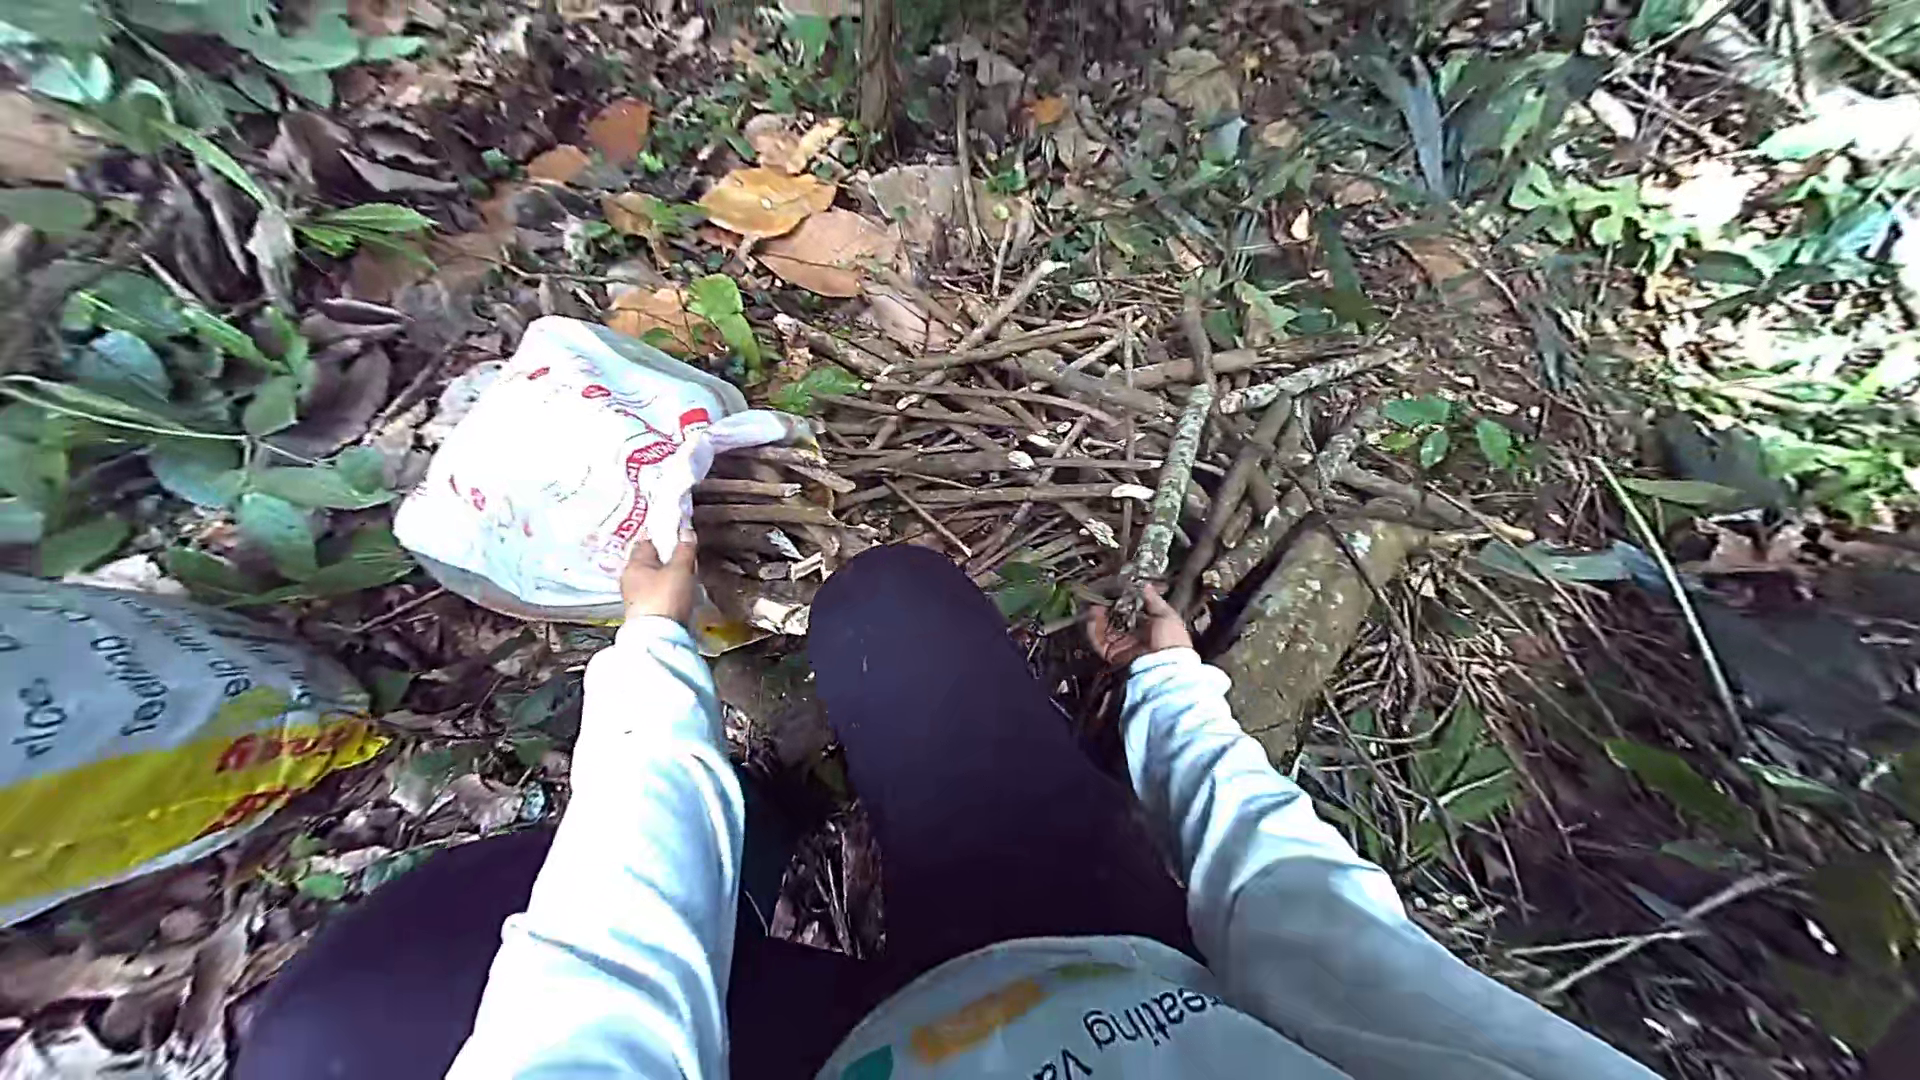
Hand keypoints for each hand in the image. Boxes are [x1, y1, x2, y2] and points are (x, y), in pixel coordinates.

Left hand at [621, 526, 698, 625]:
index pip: (646, 542)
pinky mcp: (644, 612)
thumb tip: (686, 530)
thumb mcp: (680, 569)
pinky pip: (655, 593)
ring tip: (684, 573)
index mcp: (634, 564)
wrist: (659, 636)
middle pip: (648, 561)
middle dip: (663, 557)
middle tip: (683, 554)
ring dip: (665, 575)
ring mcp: (635, 597)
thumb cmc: (666, 596)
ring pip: (652, 578)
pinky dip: (665, 589)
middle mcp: (630, 579)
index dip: (661, 536)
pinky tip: (678, 591)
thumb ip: (684, 549)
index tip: (677, 535)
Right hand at [1086, 585, 1191, 668]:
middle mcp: (1133, 635)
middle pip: (1115, 617)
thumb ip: (1154, 601)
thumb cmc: (1171, 641)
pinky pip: (1098, 639)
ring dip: (1097, 614)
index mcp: (1148, 626)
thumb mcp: (1167, 617)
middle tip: (1100, 592)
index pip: (1131, 610)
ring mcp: (1121, 644)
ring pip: (1103, 627)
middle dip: (1106, 605)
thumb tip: (1145, 585)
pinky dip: (1092, 628)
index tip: (1116, 587)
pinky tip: (1091, 614)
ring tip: (1093, 600)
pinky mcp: (1111, 653)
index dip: (1122, 599)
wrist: (1166, 669)